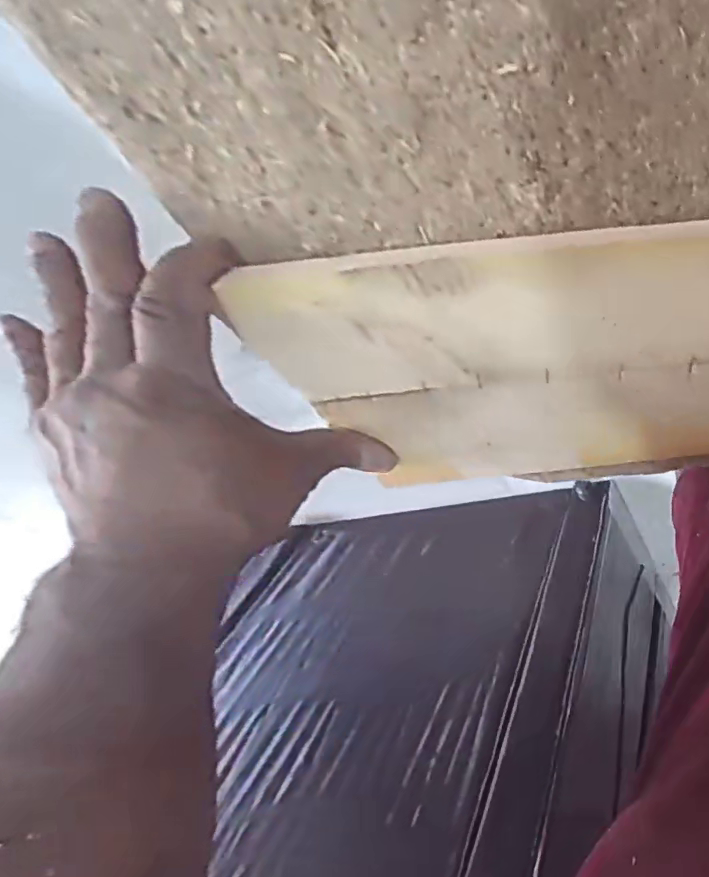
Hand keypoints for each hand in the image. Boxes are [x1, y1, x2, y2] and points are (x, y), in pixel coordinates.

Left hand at [1, 190, 395, 575]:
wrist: (145, 560)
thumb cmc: (223, 507)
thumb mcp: (291, 473)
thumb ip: (335, 450)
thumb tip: (389, 453)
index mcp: (172, 383)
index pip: (172, 306)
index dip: (189, 268)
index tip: (212, 246)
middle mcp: (112, 380)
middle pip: (105, 300)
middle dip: (103, 248)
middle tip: (96, 202)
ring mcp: (72, 402)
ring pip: (65, 328)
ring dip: (56, 282)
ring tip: (43, 240)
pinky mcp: (54, 428)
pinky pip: (36, 372)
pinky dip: (30, 342)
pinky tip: (19, 320)